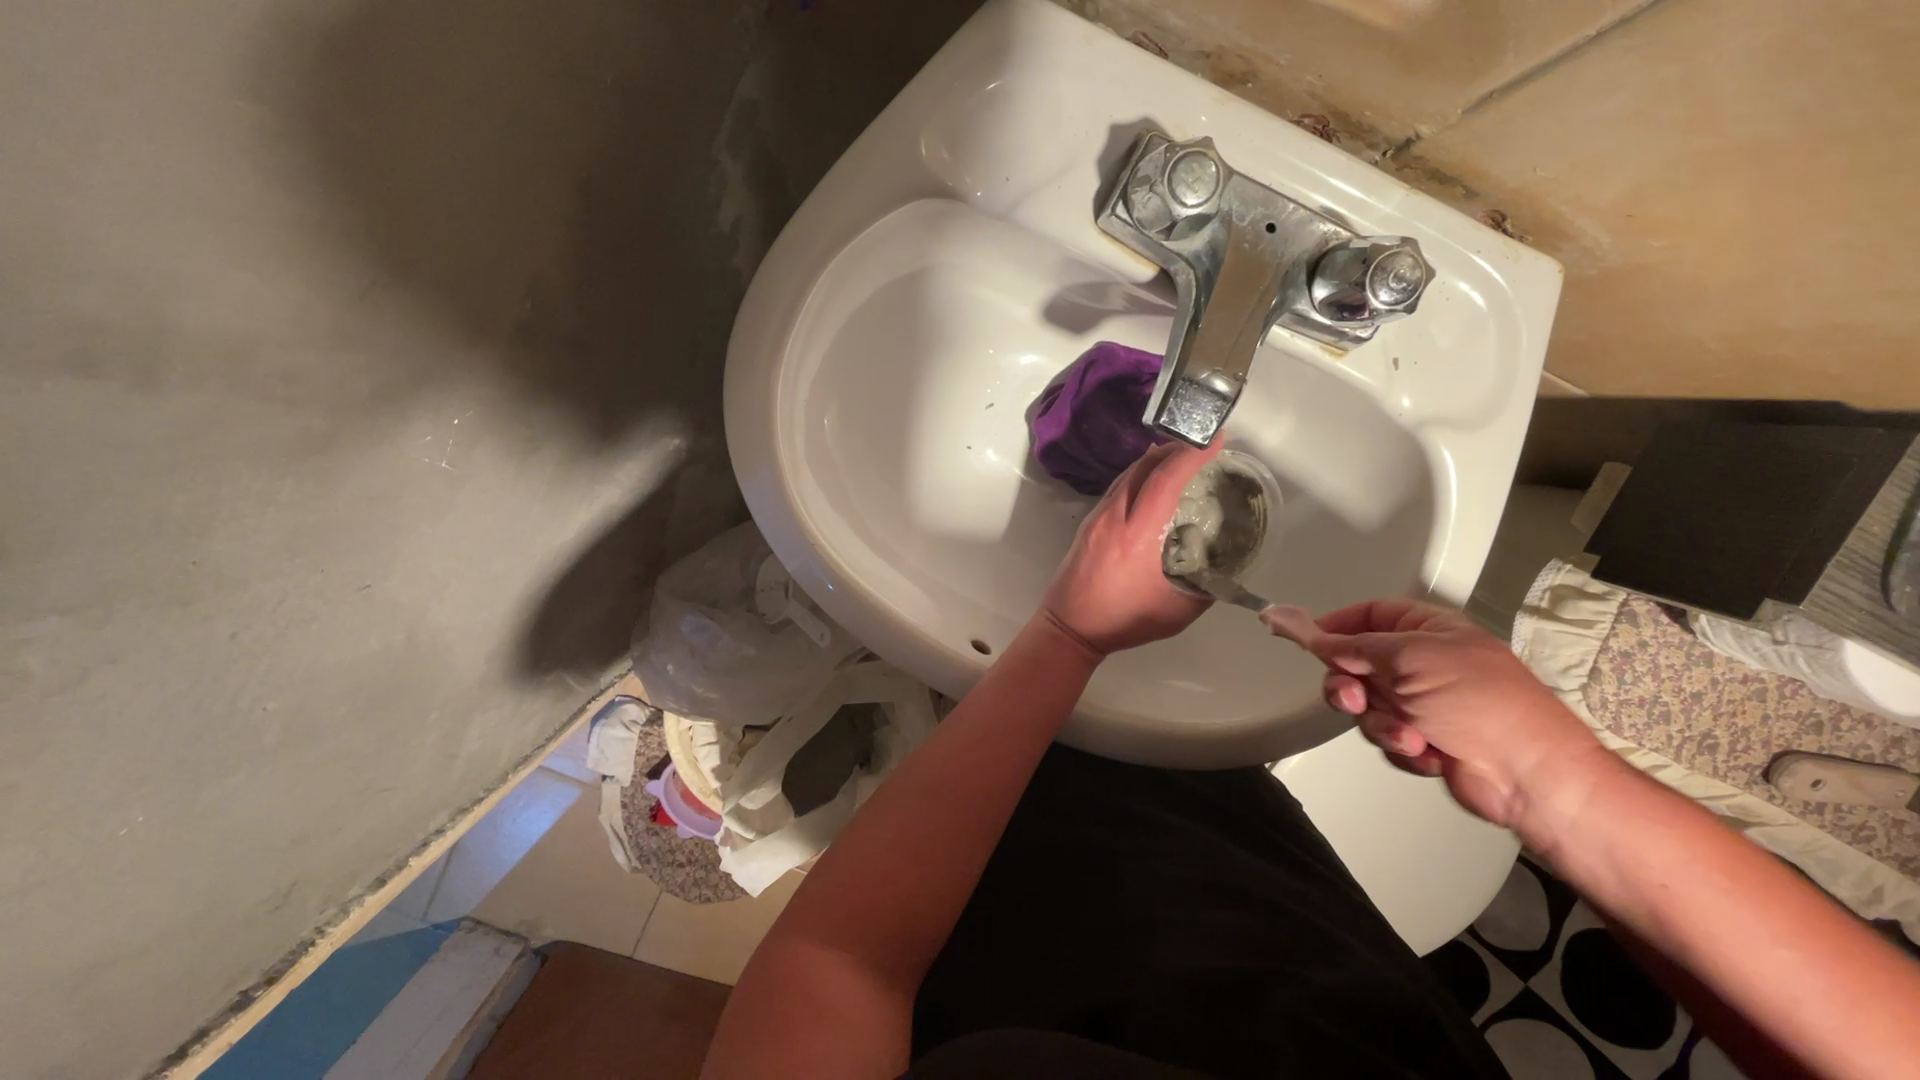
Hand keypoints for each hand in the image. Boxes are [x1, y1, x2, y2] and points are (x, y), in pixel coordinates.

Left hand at [1039, 440, 1221, 657]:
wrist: (1069, 627)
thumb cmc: (1124, 620)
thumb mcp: (1175, 611)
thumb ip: (1205, 590)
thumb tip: (1227, 573)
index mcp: (1138, 535)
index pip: (1166, 479)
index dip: (1192, 455)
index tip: (1215, 440)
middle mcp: (1115, 517)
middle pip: (1144, 467)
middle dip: (1175, 449)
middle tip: (1201, 444)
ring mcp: (1098, 518)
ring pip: (1127, 474)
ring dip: (1154, 460)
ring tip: (1179, 457)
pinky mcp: (1089, 524)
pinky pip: (1117, 488)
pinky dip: (1138, 475)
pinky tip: (1150, 482)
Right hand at [1299, 599, 1610, 829]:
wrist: (1528, 773)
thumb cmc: (1477, 700)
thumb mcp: (1409, 658)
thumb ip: (1352, 645)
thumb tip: (1307, 631)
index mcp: (1427, 629)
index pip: (1366, 615)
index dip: (1333, 627)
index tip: (1303, 642)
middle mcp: (1421, 661)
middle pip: (1355, 664)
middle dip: (1351, 687)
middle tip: (1355, 699)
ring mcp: (1422, 701)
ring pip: (1365, 706)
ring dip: (1382, 723)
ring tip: (1411, 735)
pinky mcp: (1423, 738)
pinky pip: (1385, 736)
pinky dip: (1402, 746)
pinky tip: (1430, 752)